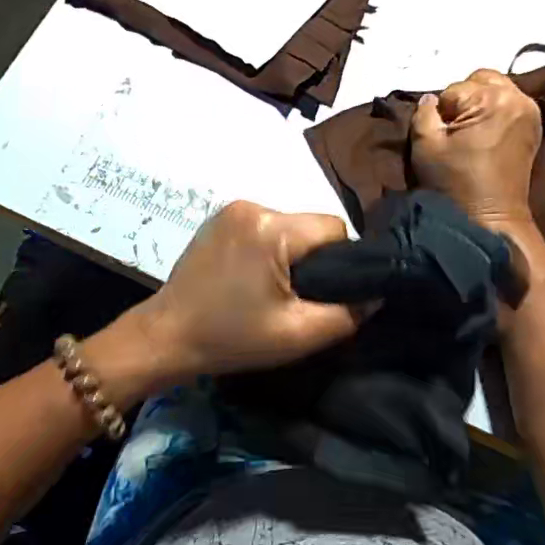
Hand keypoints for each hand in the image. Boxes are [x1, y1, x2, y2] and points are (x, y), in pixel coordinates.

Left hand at [127, 202, 360, 381]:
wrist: (167, 337)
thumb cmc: (231, 338)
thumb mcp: (297, 334)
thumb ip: (348, 314)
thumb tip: (378, 294)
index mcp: (270, 228)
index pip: (334, 229)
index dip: (342, 262)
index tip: (327, 293)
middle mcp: (252, 206)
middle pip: (310, 226)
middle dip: (314, 259)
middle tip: (299, 298)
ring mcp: (231, 209)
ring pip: (289, 227)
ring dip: (292, 254)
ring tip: (274, 291)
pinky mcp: (218, 219)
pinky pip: (264, 228)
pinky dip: (269, 249)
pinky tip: (254, 279)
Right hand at [411, 68, 542, 231]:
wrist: (492, 219)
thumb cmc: (456, 184)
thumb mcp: (426, 147)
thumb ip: (423, 114)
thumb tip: (431, 101)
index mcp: (492, 98)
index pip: (452, 90)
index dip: (440, 113)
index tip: (441, 138)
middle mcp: (517, 97)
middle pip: (480, 80)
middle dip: (463, 99)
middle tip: (453, 130)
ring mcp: (530, 112)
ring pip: (496, 89)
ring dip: (479, 105)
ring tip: (469, 134)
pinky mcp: (534, 127)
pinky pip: (510, 105)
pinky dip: (495, 113)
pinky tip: (485, 135)